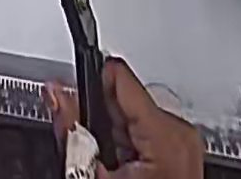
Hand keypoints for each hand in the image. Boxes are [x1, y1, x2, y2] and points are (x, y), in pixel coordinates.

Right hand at [47, 58, 204, 178]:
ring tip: (114, 167)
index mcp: (165, 133)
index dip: (89, 89)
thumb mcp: (91, 175)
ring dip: (113, 134)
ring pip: (130, 113)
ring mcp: (184, 143)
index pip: (115, 72)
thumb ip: (72, 127)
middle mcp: (180, 133)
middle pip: (120, 95)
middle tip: (99, 153)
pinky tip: (125, 170)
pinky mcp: (181, 151)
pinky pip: (143, 129)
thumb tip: (56, 91)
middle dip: (102, 119)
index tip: (79, 107)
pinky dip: (127, 145)